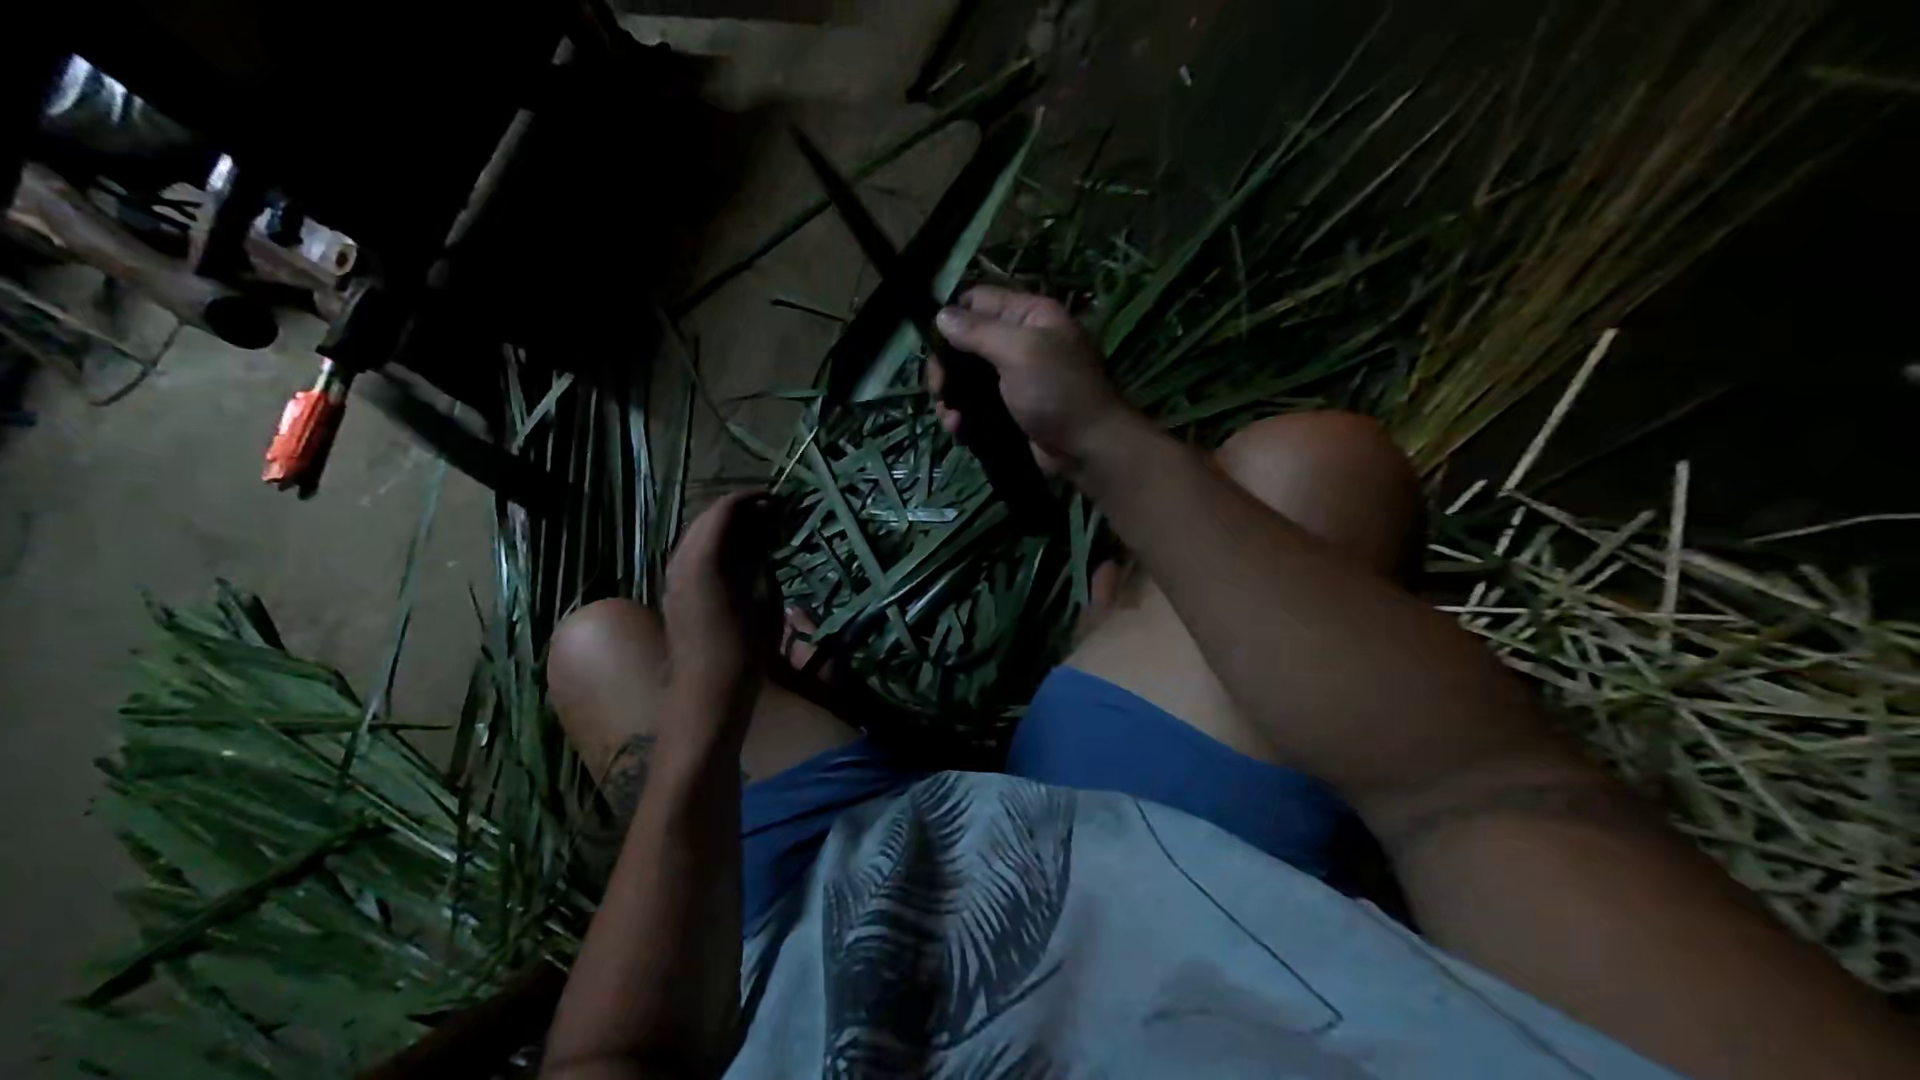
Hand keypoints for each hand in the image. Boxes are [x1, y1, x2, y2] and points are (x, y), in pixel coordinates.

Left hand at [661, 491, 777, 721]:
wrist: (707, 694)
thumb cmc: (744, 649)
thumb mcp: (764, 600)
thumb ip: (761, 562)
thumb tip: (763, 537)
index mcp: (704, 559)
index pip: (724, 511)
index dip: (751, 499)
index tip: (777, 499)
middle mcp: (681, 561)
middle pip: (706, 519)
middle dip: (737, 510)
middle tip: (770, 511)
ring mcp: (673, 578)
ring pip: (696, 536)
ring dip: (724, 527)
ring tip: (757, 529)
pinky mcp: (674, 594)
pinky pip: (692, 555)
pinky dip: (714, 546)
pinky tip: (736, 556)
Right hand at [929, 286, 1138, 474]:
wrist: (1087, 449)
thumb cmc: (1058, 392)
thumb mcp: (1020, 352)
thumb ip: (978, 331)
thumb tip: (941, 316)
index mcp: (1029, 315)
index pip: (978, 300)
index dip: (951, 318)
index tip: (934, 346)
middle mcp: (1020, 340)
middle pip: (966, 341)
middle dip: (946, 366)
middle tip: (938, 390)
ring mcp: (1014, 377)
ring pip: (967, 377)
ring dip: (951, 396)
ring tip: (949, 418)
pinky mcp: (1009, 409)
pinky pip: (975, 405)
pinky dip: (962, 415)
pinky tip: (958, 430)